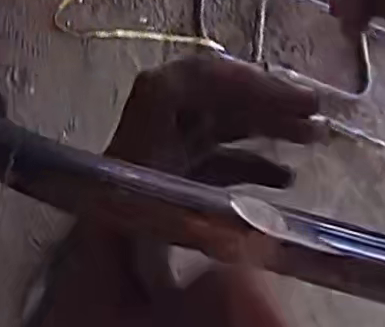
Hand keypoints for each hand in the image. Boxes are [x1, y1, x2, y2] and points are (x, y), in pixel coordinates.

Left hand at [25, 58, 311, 326]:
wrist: (73, 325)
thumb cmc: (94, 318)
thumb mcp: (143, 317)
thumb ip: (197, 308)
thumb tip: (261, 287)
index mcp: (123, 172)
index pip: (161, 96)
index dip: (219, 82)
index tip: (285, 97)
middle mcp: (132, 163)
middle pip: (184, 104)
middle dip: (246, 97)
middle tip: (311, 111)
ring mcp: (142, 179)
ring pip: (195, 128)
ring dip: (250, 122)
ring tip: (310, 134)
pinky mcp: (153, 202)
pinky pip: (198, 163)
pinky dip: (242, 161)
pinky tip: (282, 180)